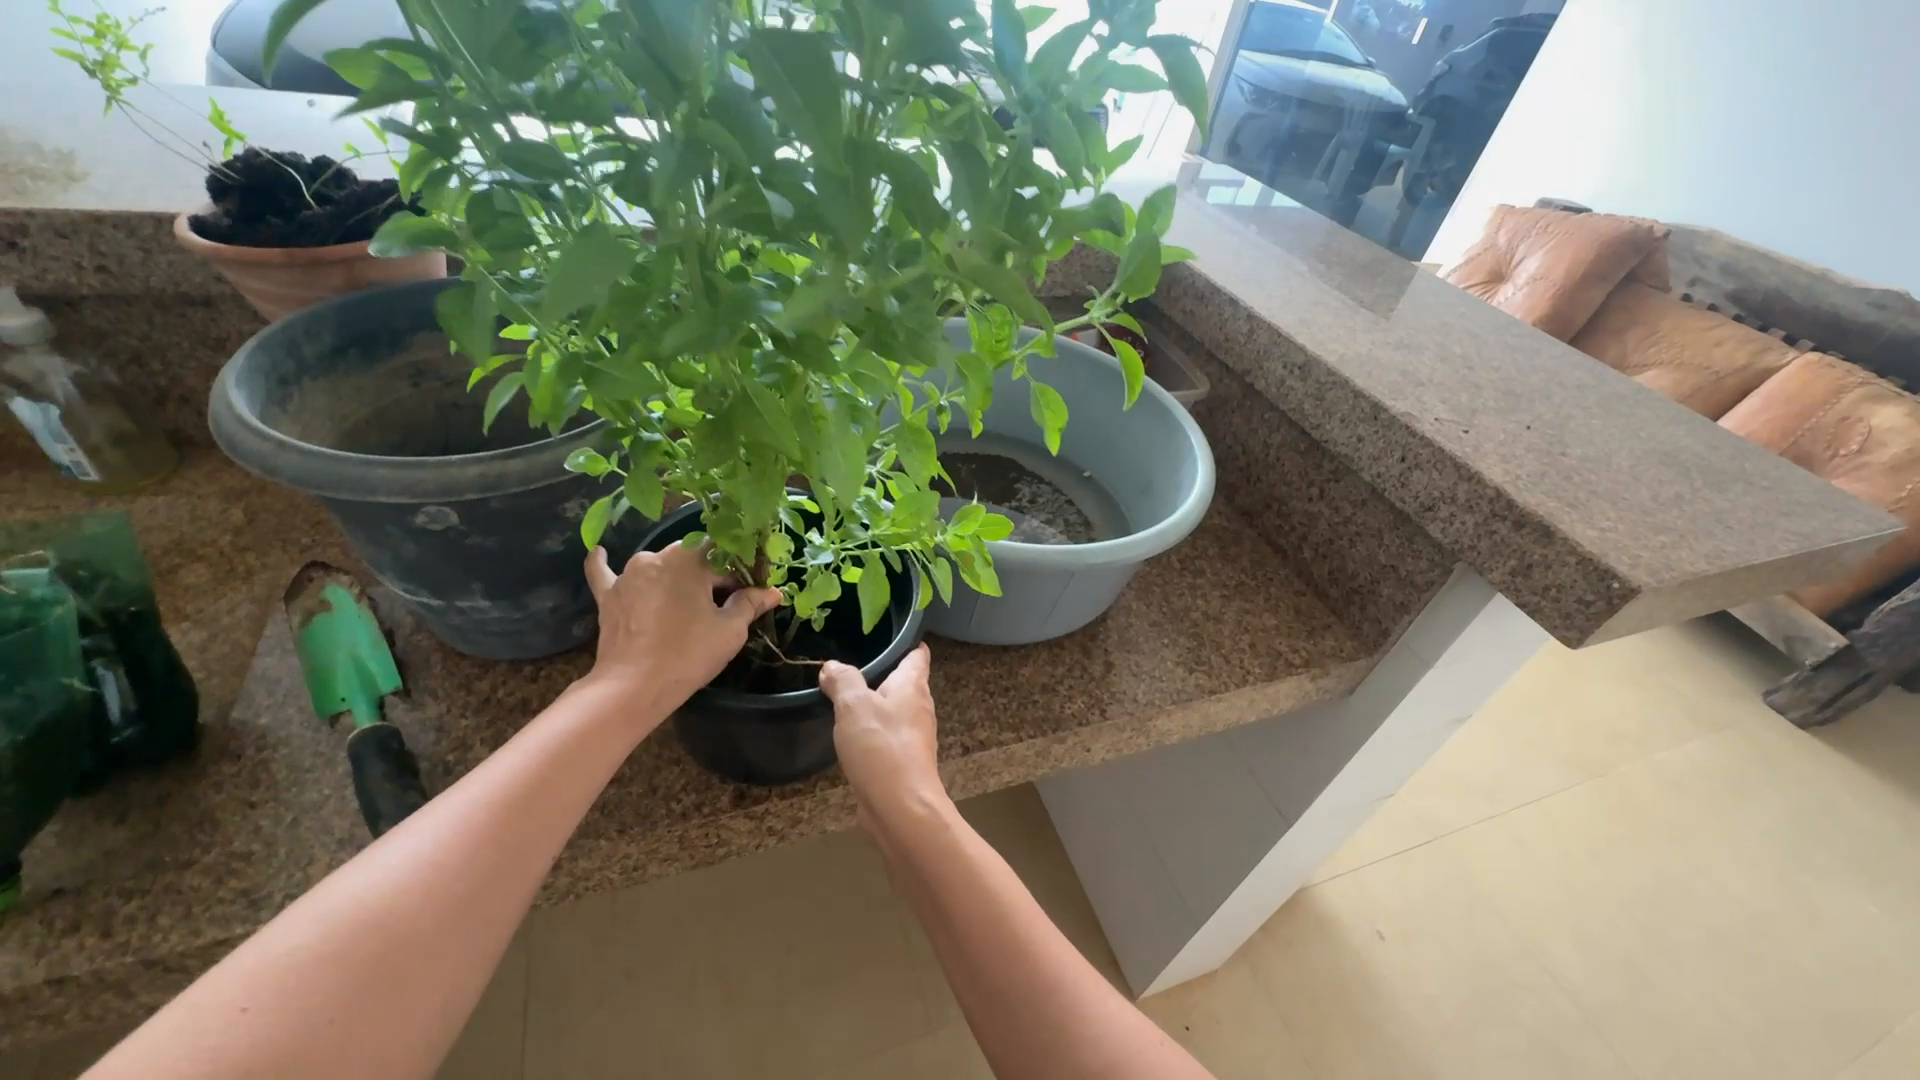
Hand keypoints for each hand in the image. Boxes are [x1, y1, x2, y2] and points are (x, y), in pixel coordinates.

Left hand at [583, 541, 781, 710]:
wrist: (635, 686)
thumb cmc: (689, 654)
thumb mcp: (730, 630)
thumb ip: (750, 603)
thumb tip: (772, 592)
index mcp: (690, 559)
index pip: (723, 554)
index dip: (738, 572)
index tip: (747, 592)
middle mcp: (656, 556)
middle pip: (691, 557)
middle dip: (708, 574)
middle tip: (721, 602)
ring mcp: (628, 575)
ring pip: (658, 565)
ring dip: (673, 575)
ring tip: (685, 599)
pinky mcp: (608, 595)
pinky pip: (604, 573)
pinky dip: (604, 563)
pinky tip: (601, 552)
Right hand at [819, 644, 946, 826]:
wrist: (900, 807)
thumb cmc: (881, 747)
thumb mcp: (853, 705)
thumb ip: (843, 680)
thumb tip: (832, 667)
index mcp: (913, 686)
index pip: (917, 654)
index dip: (906, 642)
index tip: (886, 633)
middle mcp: (919, 707)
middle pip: (906, 682)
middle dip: (884, 673)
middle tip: (853, 663)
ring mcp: (913, 737)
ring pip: (895, 711)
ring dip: (875, 705)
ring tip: (847, 697)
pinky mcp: (903, 762)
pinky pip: (887, 737)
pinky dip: (872, 731)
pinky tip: (851, 735)